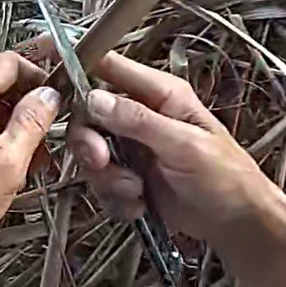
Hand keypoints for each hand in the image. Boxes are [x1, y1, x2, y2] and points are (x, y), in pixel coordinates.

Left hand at [0, 52, 59, 286]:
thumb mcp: (10, 161)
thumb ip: (34, 120)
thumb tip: (49, 96)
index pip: (11, 62)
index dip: (41, 76)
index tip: (59, 94)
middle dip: (29, 103)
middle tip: (49, 129)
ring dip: (14, 122)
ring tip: (32, 155)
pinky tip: (10, 163)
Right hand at [62, 51, 285, 252]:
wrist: (237, 224)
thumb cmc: (228, 178)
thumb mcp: (185, 144)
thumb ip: (138, 120)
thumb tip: (95, 98)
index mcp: (159, 94)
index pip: (109, 66)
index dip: (76, 62)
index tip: (48, 63)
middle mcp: (140, 116)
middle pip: (88, 116)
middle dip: (91, 144)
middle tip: (103, 162)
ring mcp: (131, 147)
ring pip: (89, 153)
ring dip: (106, 178)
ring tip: (134, 190)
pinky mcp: (127, 175)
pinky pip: (100, 182)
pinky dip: (114, 198)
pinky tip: (138, 204)